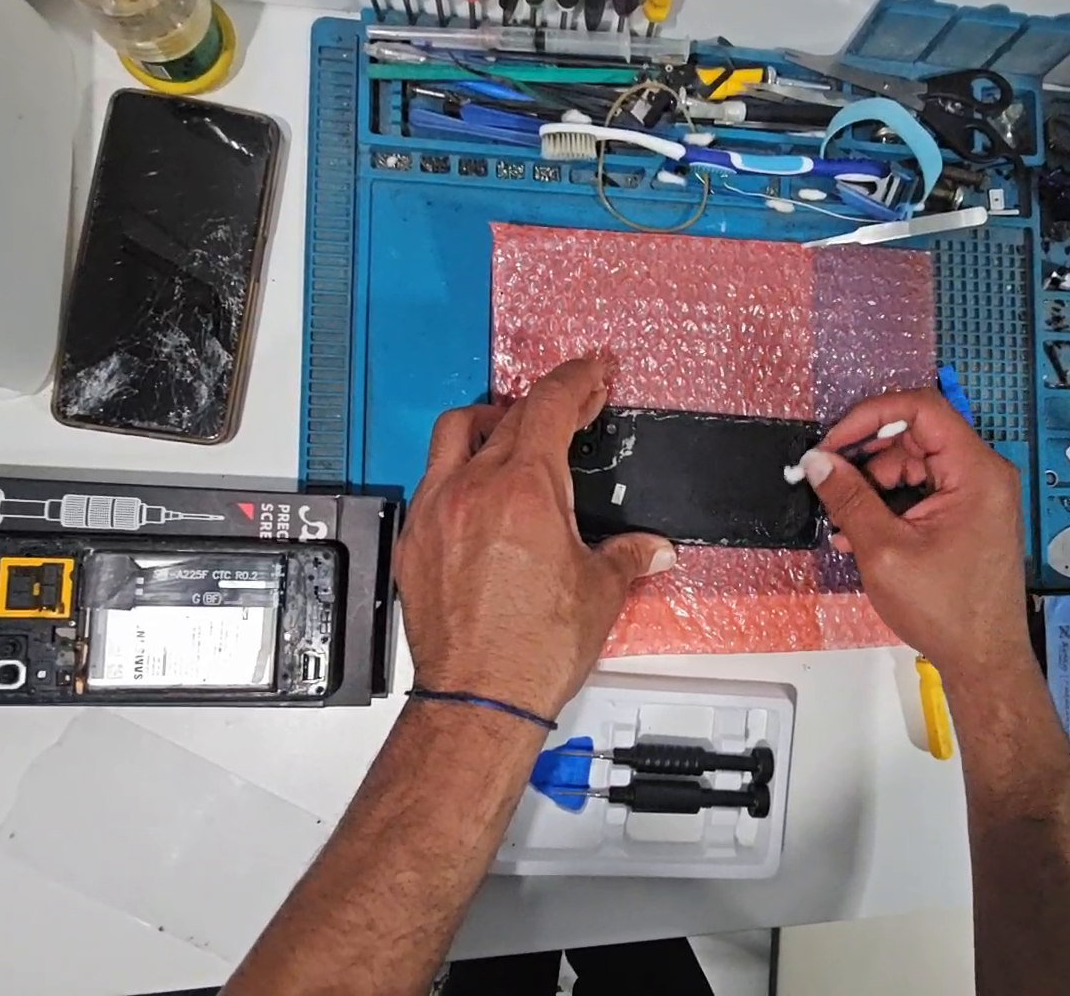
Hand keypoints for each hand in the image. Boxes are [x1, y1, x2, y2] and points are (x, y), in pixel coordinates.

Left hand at [396, 358, 677, 719]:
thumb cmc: (533, 649)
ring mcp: (436, 512)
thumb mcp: (600, 593)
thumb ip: (630, 555)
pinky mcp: (414, 540)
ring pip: (455, 433)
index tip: (593, 370)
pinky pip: (432, 479)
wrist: (479, 699)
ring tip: (516, 433)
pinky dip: (460, 468)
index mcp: (525, 490)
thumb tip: (655, 549)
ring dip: (492, 422)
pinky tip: (479, 491)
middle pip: (508, 413)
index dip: (578, 378)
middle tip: (573, 404)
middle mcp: (474, 490)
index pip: (551, 404)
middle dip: (547, 401)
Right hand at [798, 389, 1027, 675]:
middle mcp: (980, 475)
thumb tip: (817, 461)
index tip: (833, 442)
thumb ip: (848, 498)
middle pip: (913, 438)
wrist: (983, 660)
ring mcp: (973, 495)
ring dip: (870, 487)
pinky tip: (859, 533)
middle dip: (865, 459)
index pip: (921, 409)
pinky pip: (917, 491)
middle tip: (828, 482)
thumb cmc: (946, 610)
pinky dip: (886, 505)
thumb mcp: (884, 550)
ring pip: (910, 465)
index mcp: (975, 472)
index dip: (870, 416)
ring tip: (843, 522)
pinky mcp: (963, 515)